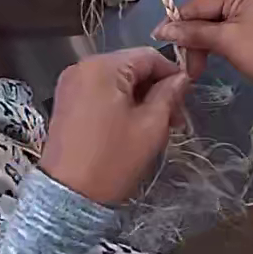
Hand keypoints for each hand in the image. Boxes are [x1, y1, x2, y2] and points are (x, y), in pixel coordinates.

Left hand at [40, 48, 189, 206]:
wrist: (68, 197)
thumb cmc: (113, 160)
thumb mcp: (151, 126)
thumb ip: (169, 94)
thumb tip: (182, 78)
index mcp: (102, 67)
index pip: (148, 56)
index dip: (172, 73)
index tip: (186, 97)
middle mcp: (82, 67)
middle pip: (131, 66)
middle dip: (155, 88)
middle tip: (174, 118)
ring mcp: (71, 84)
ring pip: (117, 79)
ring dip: (140, 97)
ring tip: (156, 126)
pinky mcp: (66, 102)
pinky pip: (101, 91)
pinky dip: (120, 103)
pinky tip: (132, 125)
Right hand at [151, 0, 252, 96]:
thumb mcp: (227, 42)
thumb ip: (193, 33)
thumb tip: (162, 30)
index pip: (199, 2)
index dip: (177, 23)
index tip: (160, 41)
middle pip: (210, 10)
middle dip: (196, 37)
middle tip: (189, 66)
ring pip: (222, 19)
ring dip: (208, 42)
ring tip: (200, 67)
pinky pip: (236, 25)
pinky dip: (224, 40)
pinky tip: (217, 55)